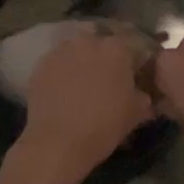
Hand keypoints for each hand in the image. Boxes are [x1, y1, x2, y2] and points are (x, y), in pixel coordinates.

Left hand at [18, 30, 154, 177]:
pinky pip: (59, 63)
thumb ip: (143, 95)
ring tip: (85, 83)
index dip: (137, 59)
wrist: (58, 142)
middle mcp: (88, 41)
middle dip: (108, 56)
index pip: (133, 44)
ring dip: (84, 60)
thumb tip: (142, 92)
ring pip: (78, 50)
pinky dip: (64, 71)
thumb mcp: (136, 113)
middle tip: (110, 78)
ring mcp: (61, 51)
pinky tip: (65, 89)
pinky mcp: (41, 65)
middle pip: (102, 43)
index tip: (137, 74)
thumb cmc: (104, 125)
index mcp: (116, 48)